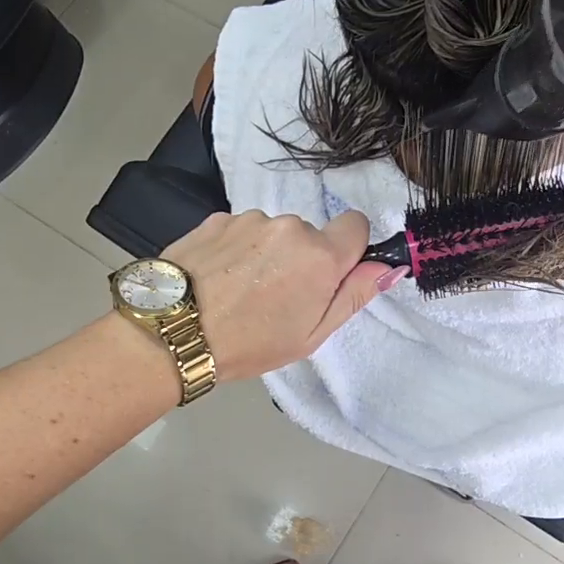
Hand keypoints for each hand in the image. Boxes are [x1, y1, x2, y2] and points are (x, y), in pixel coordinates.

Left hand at [162, 210, 393, 382]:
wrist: (174, 333)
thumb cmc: (249, 343)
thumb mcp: (312, 334)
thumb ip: (354, 295)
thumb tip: (389, 265)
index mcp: (320, 256)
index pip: (356, 225)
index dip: (347, 250)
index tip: (327, 276)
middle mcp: (289, 227)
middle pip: (310, 234)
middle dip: (301, 259)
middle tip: (275, 298)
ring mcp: (249, 220)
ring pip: (273, 233)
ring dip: (266, 255)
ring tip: (240, 292)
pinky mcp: (216, 219)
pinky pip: (240, 231)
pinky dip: (236, 251)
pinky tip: (219, 279)